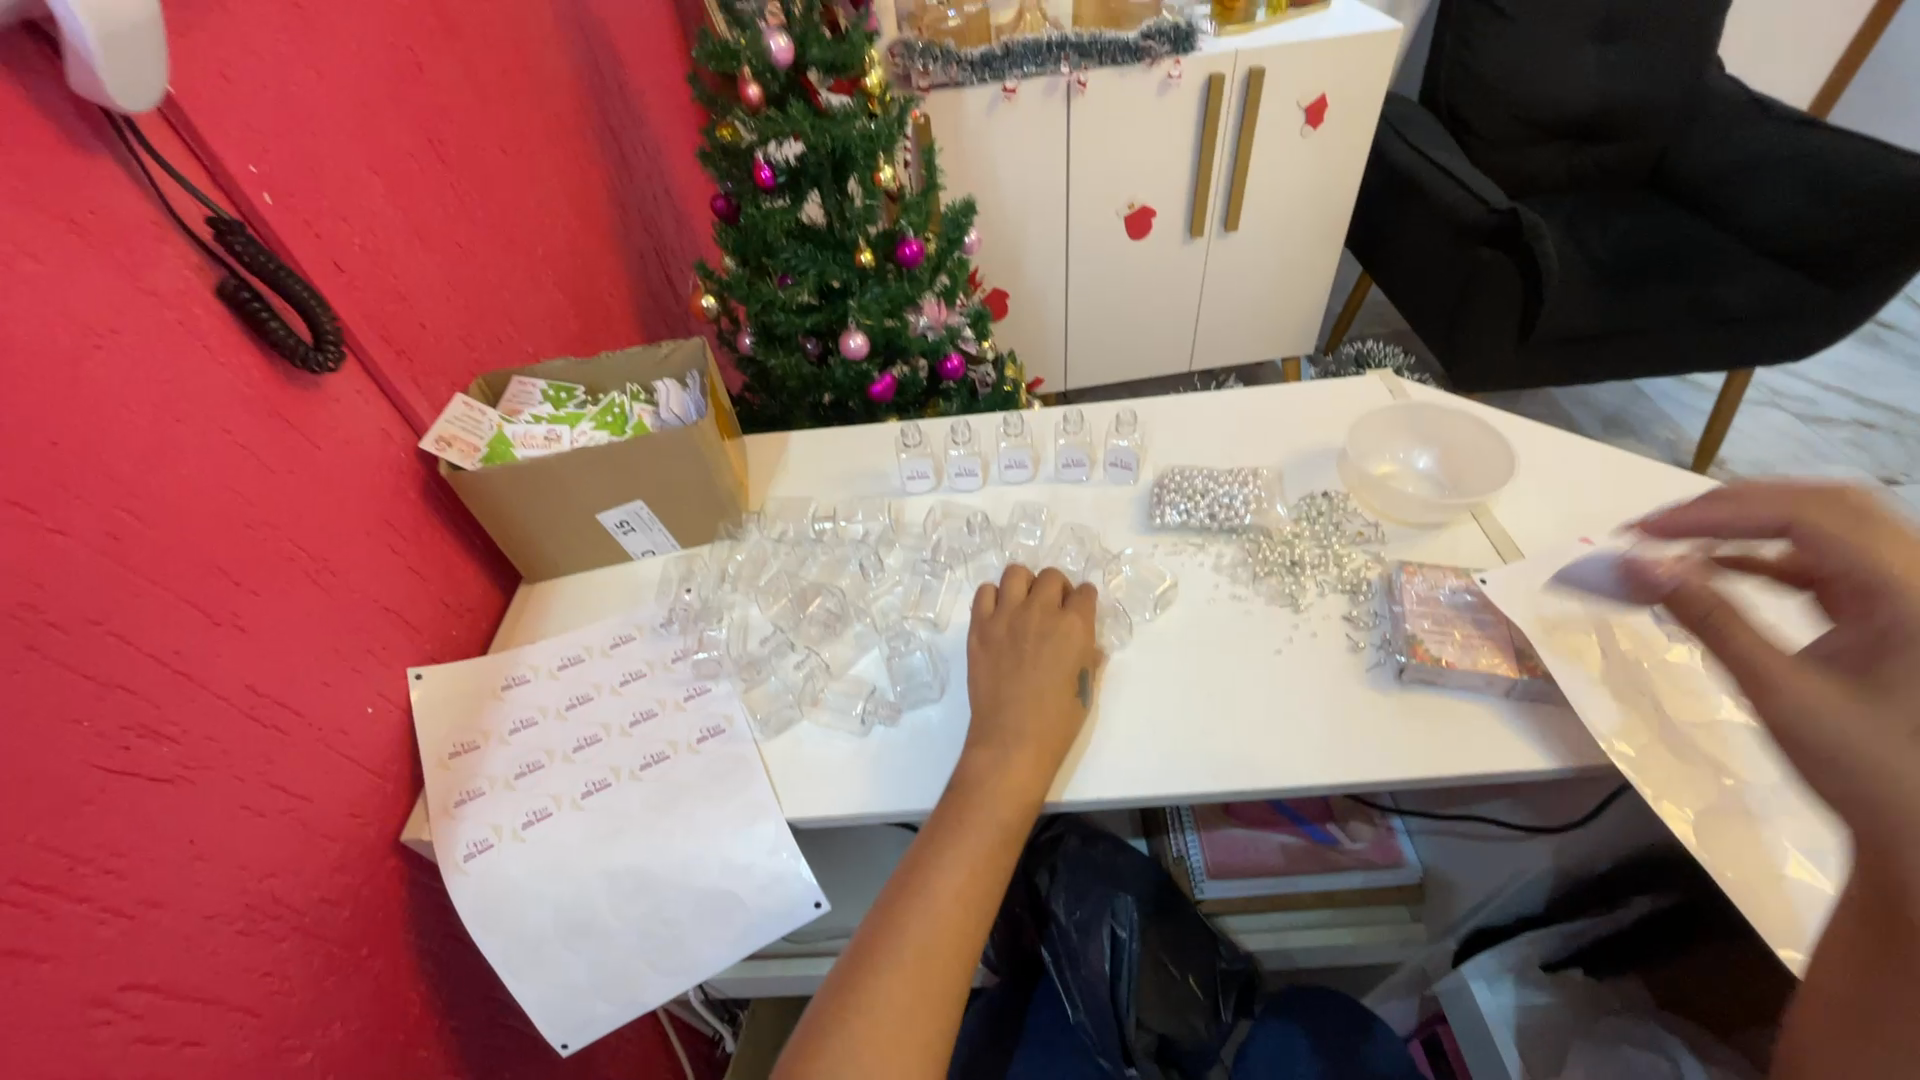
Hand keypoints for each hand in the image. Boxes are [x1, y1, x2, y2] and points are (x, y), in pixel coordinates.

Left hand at [963, 565, 1102, 797]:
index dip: (1083, 600)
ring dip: (1024, 585)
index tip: (1079, 609)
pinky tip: (999, 616)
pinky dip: (993, 598)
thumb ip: (1089, 657)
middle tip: (1052, 609)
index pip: (1085, 592)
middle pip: (1051, 576)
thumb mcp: (1088, 687)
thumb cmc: (1058, 720)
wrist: (1013, 738)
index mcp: (1075, 626)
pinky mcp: (980, 626)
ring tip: (1023, 605)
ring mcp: (1007, 616)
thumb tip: (1088, 645)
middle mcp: (1041, 611)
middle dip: (1056, 589)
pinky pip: (984, 592)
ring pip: (1016, 573)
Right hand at [1628, 482, 1919, 873]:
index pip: (1807, 517)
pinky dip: (1764, 557)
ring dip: (1747, 527)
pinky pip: (1827, 562)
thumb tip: (1634, 567)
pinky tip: (1712, 569)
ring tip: (1675, 543)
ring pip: (1829, 527)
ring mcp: (1913, 593)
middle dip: (1731, 507)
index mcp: (1913, 593)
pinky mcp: (1896, 610)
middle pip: (1825, 505)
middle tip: (1653, 530)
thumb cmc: (1865, 767)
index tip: (1639, 534)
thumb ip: (1707, 618)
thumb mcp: (1777, 690)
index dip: (1716, 513)